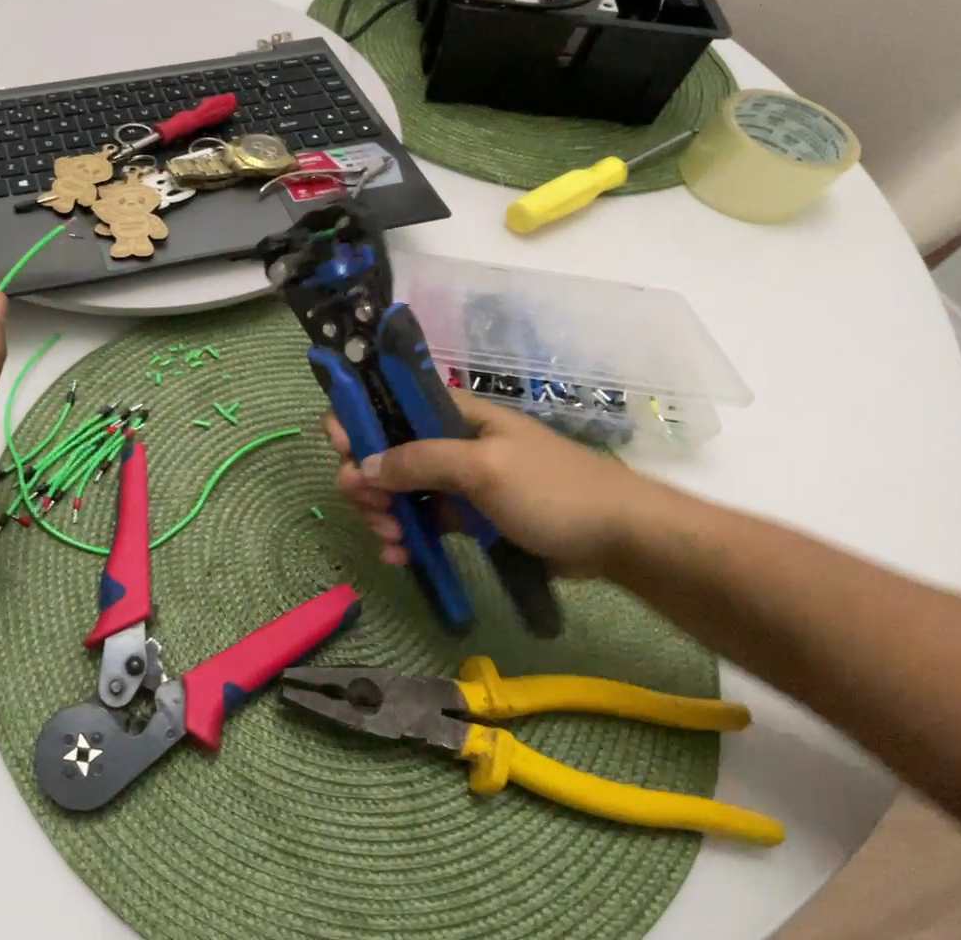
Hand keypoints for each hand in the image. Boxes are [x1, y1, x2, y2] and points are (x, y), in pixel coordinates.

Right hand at [327, 391, 658, 576]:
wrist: (619, 539)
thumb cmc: (553, 490)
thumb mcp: (484, 468)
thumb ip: (420, 461)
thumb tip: (364, 464)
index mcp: (454, 414)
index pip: (389, 403)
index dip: (358, 419)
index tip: (341, 450)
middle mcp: (448, 442)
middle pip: (383, 452)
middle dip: (367, 481)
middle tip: (369, 509)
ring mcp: (456, 480)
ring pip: (396, 491)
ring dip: (382, 515)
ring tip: (391, 543)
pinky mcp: (464, 516)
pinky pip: (419, 520)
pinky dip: (404, 537)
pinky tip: (400, 557)